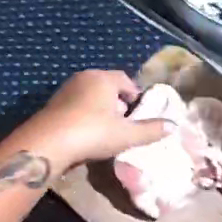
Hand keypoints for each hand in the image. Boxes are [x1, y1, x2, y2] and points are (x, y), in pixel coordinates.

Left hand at [20, 70, 169, 167]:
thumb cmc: (92, 133)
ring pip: (90, 95)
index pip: (126, 80)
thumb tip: (174, 126)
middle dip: (117, 102)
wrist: (48, 143)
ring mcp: (65, 90)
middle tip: (124, 123)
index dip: (135, 95)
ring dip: (100, 109)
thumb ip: (150, 130)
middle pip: (107, 86)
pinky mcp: (52, 104)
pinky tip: (86, 134)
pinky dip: (84, 115)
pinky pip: (76, 105)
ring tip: (106, 130)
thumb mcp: (126, 135)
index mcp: (104, 78)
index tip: (139, 113)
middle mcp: (84, 78)